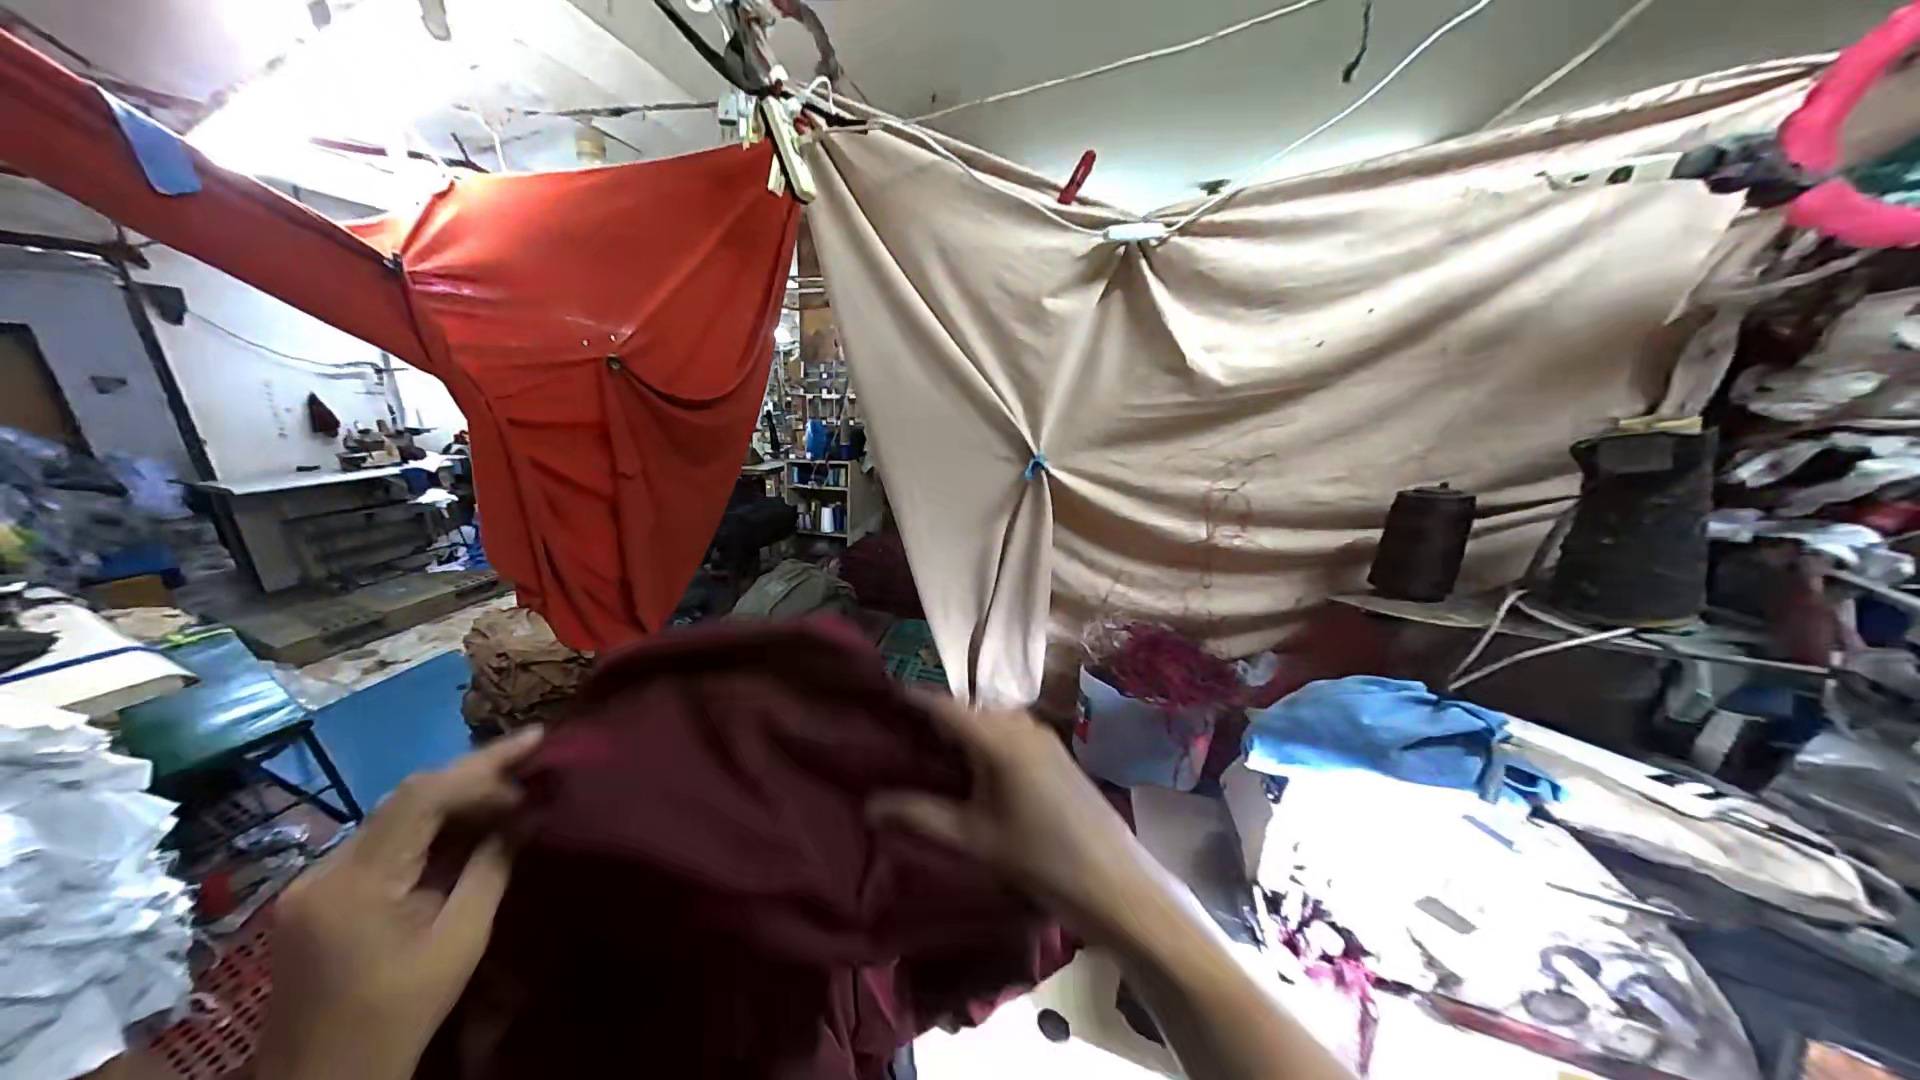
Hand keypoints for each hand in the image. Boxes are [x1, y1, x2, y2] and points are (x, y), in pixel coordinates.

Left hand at [257, 728, 543, 1079]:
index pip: (422, 797)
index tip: (535, 748)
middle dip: (474, 775)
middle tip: (532, 758)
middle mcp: (324, 870)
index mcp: (354, 883)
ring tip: (513, 786)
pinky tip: (470, 821)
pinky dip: (432, 823)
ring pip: (397, 813)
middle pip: (407, 797)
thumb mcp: (461, 939)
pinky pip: (385, 838)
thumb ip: (493, 866)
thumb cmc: (399, 1013)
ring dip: (456, 797)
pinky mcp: (319, 893)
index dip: (483, 766)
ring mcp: (314, 881)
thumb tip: (529, 813)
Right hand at [868, 696, 1164, 940]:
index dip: (913, 698)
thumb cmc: (1037, 857)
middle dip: (935, 716)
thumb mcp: (972, 837)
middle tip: (899, 731)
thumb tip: (869, 805)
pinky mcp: (1055, 749)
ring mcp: (1042, 734)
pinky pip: (1010, 730)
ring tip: (929, 747)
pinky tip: (972, 763)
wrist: (1110, 879)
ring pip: (990, 719)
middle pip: (968, 708)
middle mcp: (1021, 724)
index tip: (884, 696)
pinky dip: (985, 738)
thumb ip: (919, 814)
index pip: (945, 706)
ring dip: (962, 728)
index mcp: (999, 738)